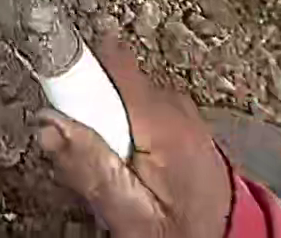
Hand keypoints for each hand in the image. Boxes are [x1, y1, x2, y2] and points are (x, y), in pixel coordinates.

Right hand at [36, 36, 232, 237]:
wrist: (232, 237)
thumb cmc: (184, 232)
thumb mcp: (132, 218)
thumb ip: (91, 170)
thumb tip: (47, 124)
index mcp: (159, 118)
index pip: (108, 59)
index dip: (76, 69)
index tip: (55, 100)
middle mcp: (170, 98)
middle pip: (109, 76)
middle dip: (87, 107)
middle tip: (87, 156)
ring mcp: (175, 101)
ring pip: (119, 89)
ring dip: (104, 117)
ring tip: (112, 167)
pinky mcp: (176, 108)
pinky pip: (134, 100)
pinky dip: (122, 122)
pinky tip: (129, 161)